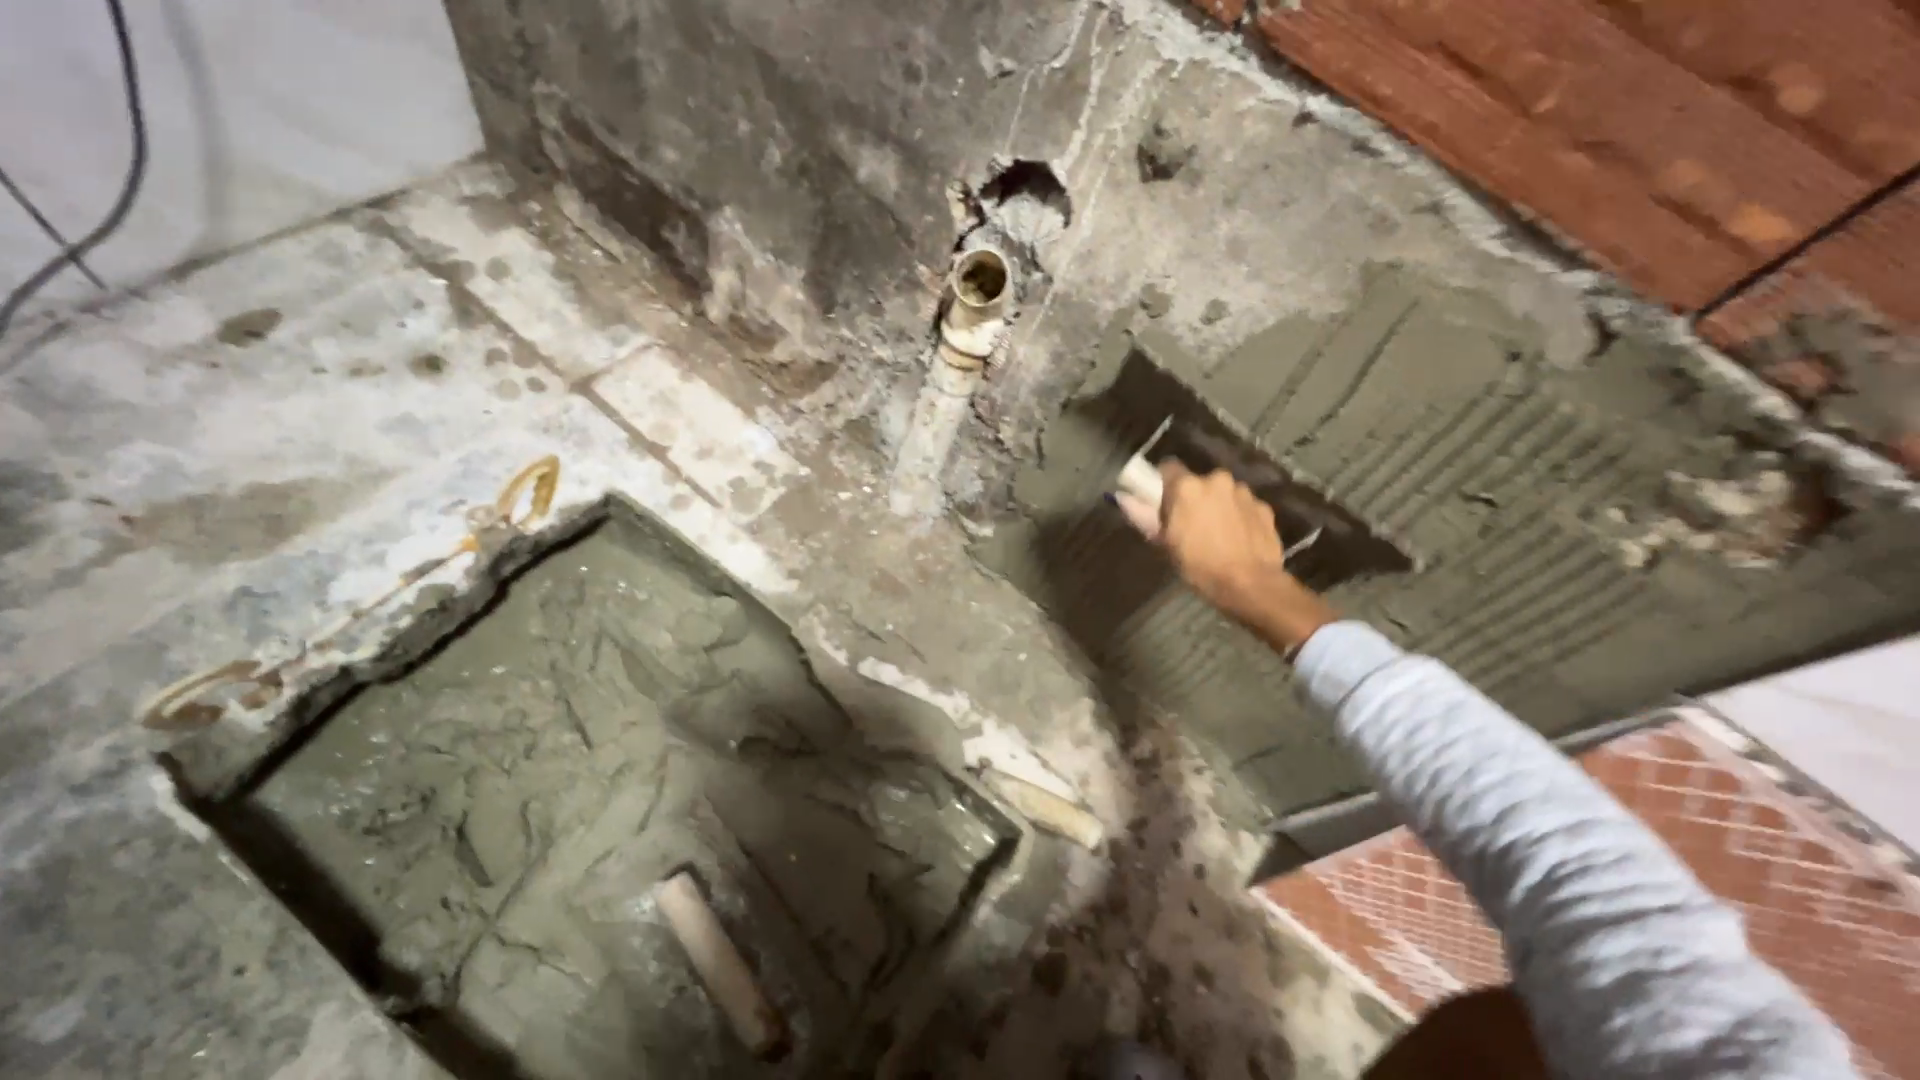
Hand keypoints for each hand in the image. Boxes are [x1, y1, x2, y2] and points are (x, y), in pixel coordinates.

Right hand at [1116, 461, 1336, 652]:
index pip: (1168, 467)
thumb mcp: (1165, 544)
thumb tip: (1123, 497)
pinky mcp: (1264, 507)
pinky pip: (1244, 506)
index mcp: (1187, 487)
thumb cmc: (1200, 566)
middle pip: (1199, 482)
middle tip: (1191, 525)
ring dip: (1218, 506)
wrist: (1250, 584)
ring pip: (1223, 493)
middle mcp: (1216, 480)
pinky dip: (1239, 517)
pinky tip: (1238, 539)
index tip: (1164, 502)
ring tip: (1218, 535)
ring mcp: (1243, 492)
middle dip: (1195, 498)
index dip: (1164, 483)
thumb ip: (1143, 516)